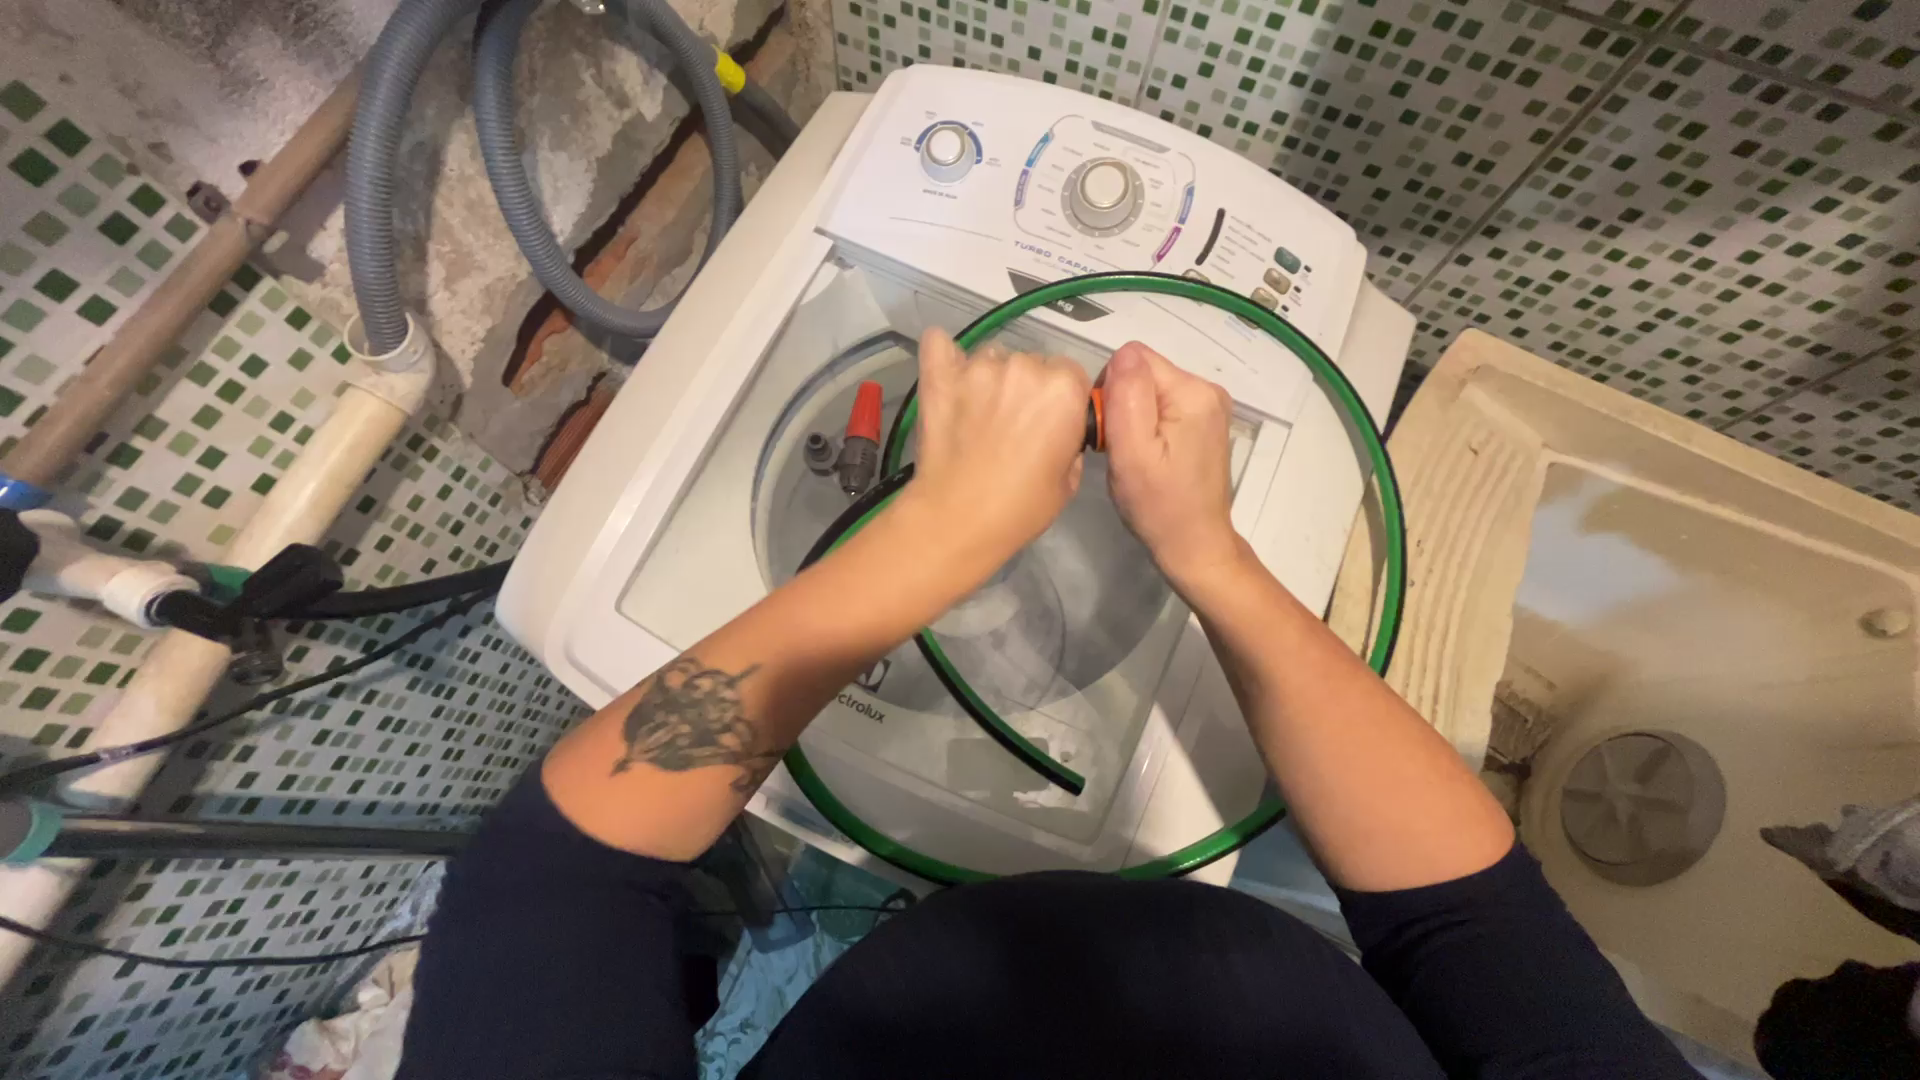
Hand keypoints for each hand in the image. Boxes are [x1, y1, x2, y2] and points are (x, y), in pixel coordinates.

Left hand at [903, 327, 1090, 565]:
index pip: (1071, 374)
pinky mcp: (940, 374)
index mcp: (1064, 388)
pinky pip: (939, 343)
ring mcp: (978, 367)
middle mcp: (1025, 366)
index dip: (1061, 400)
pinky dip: (945, 355)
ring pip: (992, 356)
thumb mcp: (1069, 480)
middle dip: (1026, 388)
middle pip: (1032, 362)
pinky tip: (948, 375)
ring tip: (978, 414)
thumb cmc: (1021, 507)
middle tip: (1012, 427)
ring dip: (990, 378)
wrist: (958, 518)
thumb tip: (1060, 429)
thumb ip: (1071, 440)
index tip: (1049, 424)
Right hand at [1100, 341, 1242, 587]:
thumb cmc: (1158, 504)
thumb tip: (1121, 355)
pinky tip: (1149, 456)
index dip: (1109, 389)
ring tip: (1135, 455)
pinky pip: (1163, 406)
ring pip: (1151, 389)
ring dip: (1134, 416)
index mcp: (1192, 391)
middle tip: (1121, 448)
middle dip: (1123, 403)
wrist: (1194, 544)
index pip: (1133, 357)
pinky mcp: (1205, 423)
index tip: (1109, 431)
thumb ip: (1126, 397)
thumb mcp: (1131, 452)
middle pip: (1144, 372)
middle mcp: (1207, 389)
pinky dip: (1148, 426)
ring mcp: (1209, 407)